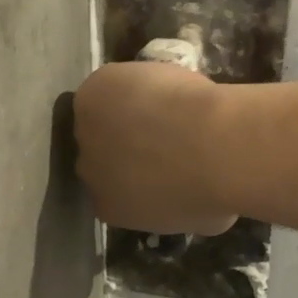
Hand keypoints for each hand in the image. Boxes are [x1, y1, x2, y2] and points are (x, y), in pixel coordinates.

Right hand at [73, 60, 238, 236]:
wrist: (211, 147)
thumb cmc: (212, 191)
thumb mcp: (197, 215)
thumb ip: (177, 202)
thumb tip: (185, 195)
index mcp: (110, 207)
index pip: (110, 192)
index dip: (133, 174)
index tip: (158, 163)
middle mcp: (89, 173)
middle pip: (98, 154)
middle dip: (124, 144)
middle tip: (159, 132)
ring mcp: (86, 133)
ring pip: (100, 117)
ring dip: (123, 111)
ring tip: (160, 103)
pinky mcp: (90, 97)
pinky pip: (106, 86)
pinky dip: (128, 82)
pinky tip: (155, 83)